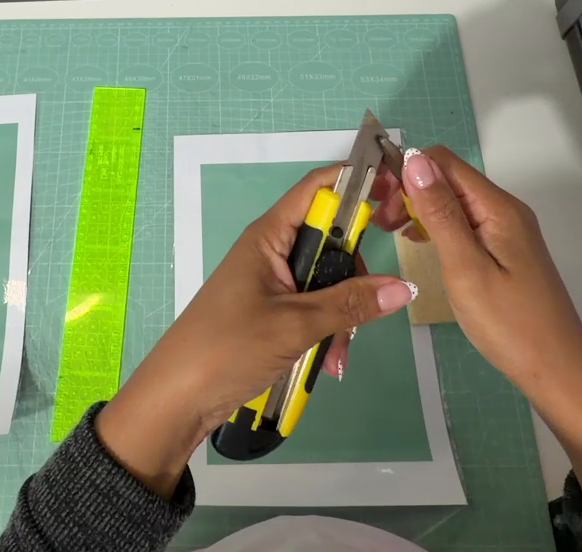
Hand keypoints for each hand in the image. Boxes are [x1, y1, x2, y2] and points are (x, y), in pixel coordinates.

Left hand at [98, 165, 417, 494]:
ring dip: (341, 313)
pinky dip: (325, 330)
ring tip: (338, 355)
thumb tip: (404, 287)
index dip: (355, 183)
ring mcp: (271, 281)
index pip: (316, 189)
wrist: (178, 397)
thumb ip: (350, 304)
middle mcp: (271, 250)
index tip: (395, 194)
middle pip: (329, 241)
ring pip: (324, 280)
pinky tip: (328, 363)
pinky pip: (312, 307)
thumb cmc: (229, 347)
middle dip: (353, 274)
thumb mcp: (296, 325)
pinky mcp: (271, 311)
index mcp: (269, 235)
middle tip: (370, 304)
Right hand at [379, 147, 581, 512]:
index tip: (379, 200)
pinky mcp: (505, 250)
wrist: (559, 375)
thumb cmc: (509, 325)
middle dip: (409, 190)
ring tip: (395, 234)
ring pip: (453, 200)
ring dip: (420, 208)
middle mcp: (504, 210)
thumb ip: (439, 212)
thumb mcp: (465, 267)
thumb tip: (414, 159)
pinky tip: (421, 245)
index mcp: (497, 207)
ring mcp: (507, 230)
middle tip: (383, 225)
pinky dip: (437, 226)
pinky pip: (464, 222)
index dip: (406, 170)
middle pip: (448, 178)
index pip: (442, 161)